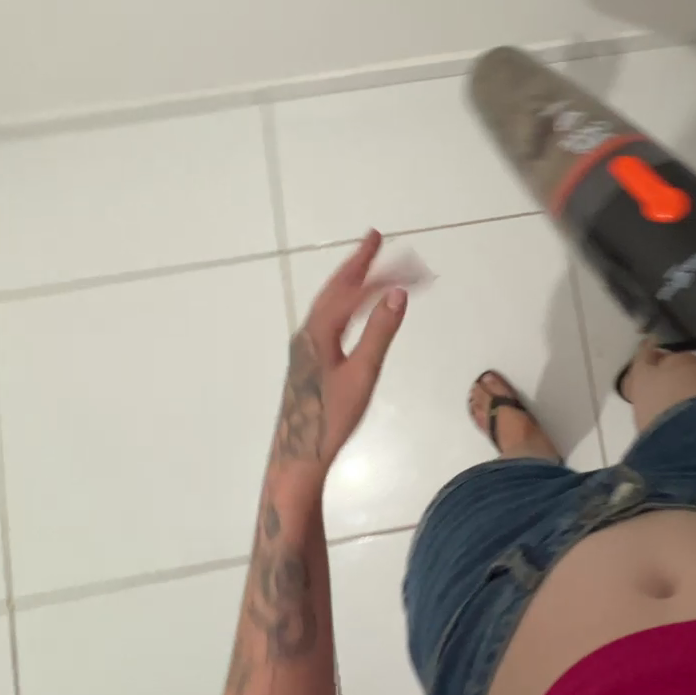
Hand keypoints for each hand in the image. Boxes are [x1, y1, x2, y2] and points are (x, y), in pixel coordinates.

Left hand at [272, 231, 409, 475]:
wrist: (298, 455)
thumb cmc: (332, 417)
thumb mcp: (363, 373)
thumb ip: (380, 332)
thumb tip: (397, 293)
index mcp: (320, 331)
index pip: (353, 289)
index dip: (376, 268)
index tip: (396, 249)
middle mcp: (309, 332)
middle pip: (336, 288)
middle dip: (359, 263)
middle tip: (376, 239)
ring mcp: (307, 345)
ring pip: (331, 301)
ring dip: (352, 280)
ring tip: (368, 263)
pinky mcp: (309, 358)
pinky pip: (330, 315)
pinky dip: (347, 300)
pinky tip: (353, 308)